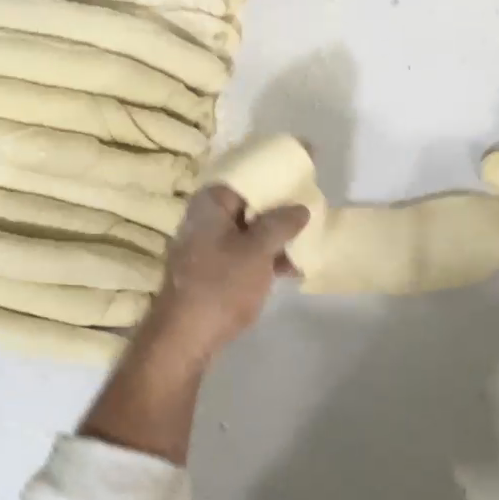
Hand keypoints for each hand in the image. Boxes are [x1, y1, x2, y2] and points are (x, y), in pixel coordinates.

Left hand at [141, 184, 307, 360]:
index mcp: (211, 202)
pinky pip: (244, 255)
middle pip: (249, 202)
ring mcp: (207, 248)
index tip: (305, 162)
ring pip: (248, 231)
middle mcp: (205, 219)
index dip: (276, 168)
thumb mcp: (258, 251)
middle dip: (280, 204)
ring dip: (277, 235)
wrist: (185, 337)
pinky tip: (292, 268)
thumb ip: (281, 224)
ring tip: (309, 238)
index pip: (247, 172)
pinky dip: (266, 258)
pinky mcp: (212, 273)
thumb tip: (300, 208)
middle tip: (313, 203)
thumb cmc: (221, 286)